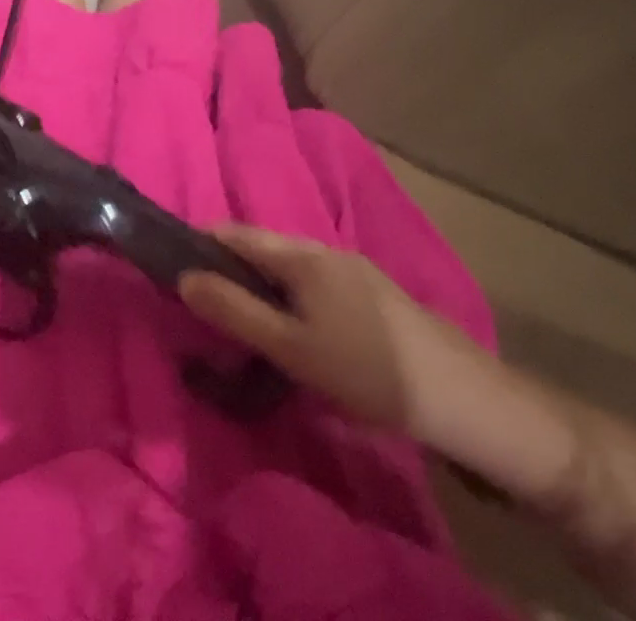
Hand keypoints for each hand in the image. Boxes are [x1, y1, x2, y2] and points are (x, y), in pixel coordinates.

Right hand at [179, 225, 489, 438]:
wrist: (468, 402)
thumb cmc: (367, 372)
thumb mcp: (289, 347)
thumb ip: (232, 310)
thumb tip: (183, 276)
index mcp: (303, 256)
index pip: (234, 233)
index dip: (197, 244)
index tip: (167, 268)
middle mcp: (327, 251)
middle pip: (261, 247)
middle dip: (224, 265)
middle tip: (197, 301)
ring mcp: (355, 271)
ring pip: (287, 266)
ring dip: (255, 282)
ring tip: (235, 317)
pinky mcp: (373, 295)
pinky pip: (310, 282)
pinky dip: (284, 294)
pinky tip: (287, 326)